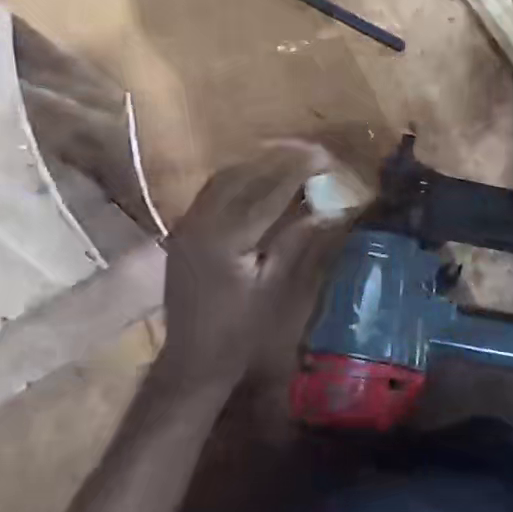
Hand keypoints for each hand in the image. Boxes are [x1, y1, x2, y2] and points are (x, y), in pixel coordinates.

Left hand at [158, 142, 345, 392]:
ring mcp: (187, 226)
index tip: (325, 155)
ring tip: (292, 157)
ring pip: (224, 179)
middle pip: (242, 175)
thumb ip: (298, 243)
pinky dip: (242, 178)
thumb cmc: (240, 332)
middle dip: (279, 158)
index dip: (299, 170)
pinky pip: (214, 192)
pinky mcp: (185, 232)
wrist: (193, 360)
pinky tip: (263, 179)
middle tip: (312, 151)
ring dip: (259, 164)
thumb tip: (327, 210)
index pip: (268, 191)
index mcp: (225, 238)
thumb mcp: (276, 289)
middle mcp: (200, 223)